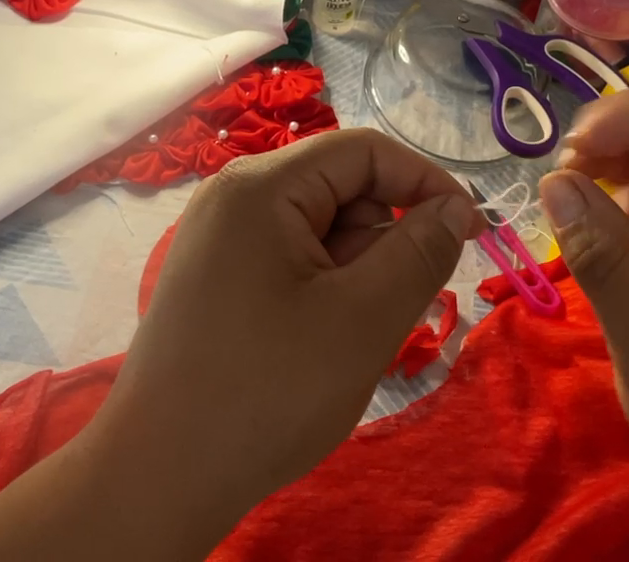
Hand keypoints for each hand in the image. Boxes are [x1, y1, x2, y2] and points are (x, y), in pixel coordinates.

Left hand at [100, 127, 483, 503]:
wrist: (159, 476)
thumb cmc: (267, 391)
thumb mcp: (363, 320)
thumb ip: (419, 253)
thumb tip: (455, 211)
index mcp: (261, 186)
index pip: (363, 152)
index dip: (424, 182)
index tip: (468, 235)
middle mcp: (233, 195)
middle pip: (339, 187)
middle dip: (382, 238)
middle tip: (389, 310)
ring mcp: (218, 235)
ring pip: (318, 227)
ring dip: (354, 271)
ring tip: (345, 338)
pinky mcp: (215, 273)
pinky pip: (289, 256)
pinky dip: (323, 287)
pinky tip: (316, 342)